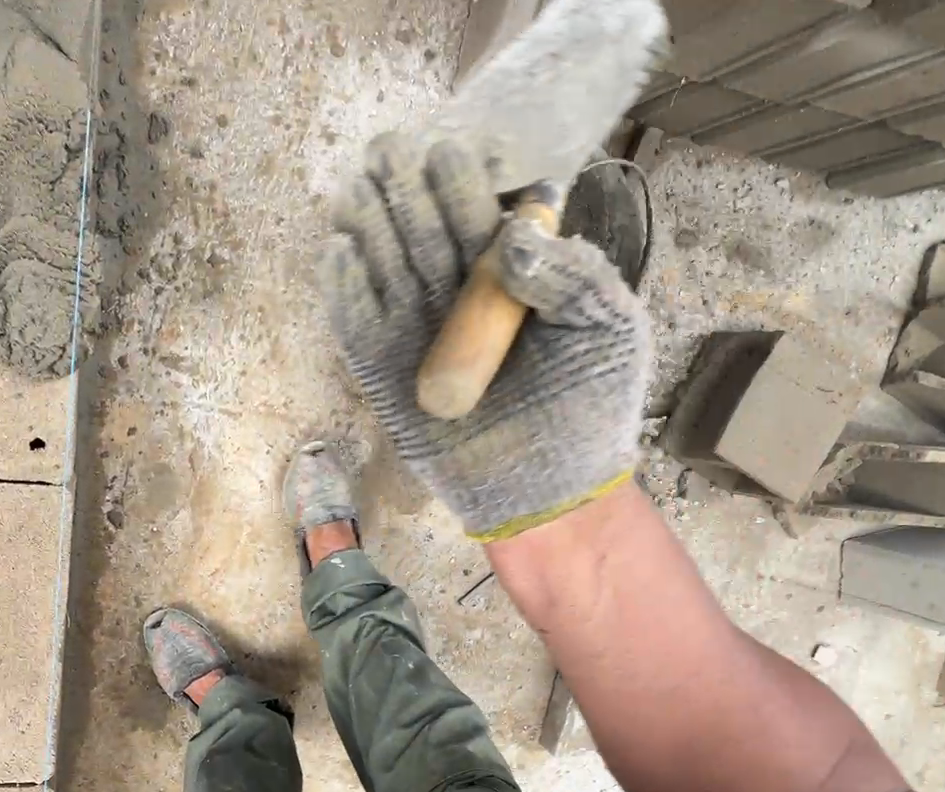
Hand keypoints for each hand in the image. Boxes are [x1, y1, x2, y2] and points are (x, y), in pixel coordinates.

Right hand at [319, 134, 653, 540]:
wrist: (548, 489)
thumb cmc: (587, 408)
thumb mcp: (606, 329)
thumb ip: (571, 276)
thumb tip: (513, 234)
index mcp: (511, 282)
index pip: (479, 222)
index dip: (462, 186)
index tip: (447, 150)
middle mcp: (457, 301)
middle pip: (424, 238)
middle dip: (406, 196)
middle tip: (387, 152)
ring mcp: (417, 338)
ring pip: (387, 273)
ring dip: (371, 231)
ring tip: (358, 191)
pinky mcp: (385, 375)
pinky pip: (359, 329)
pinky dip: (347, 294)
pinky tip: (339, 253)